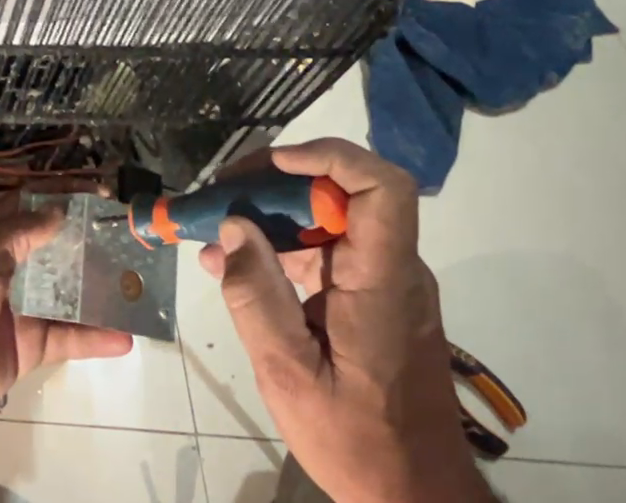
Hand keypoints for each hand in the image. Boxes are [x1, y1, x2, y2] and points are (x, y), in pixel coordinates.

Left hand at [0, 196, 133, 431]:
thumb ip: (19, 232)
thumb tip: (59, 210)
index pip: (26, 206)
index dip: (58, 196)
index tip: (97, 193)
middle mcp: (4, 268)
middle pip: (50, 247)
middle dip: (84, 240)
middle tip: (126, 235)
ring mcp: (17, 308)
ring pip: (64, 292)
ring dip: (96, 287)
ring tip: (136, 282)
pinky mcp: (27, 345)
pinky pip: (66, 337)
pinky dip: (94, 337)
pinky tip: (125, 336)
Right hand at [199, 138, 489, 502]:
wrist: (415, 496)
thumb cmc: (358, 441)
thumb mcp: (289, 375)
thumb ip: (256, 298)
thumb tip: (230, 226)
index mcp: (382, 282)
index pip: (382, 188)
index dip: (330, 157)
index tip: (272, 165)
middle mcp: (391, 271)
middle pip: (343, 194)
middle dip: (274, 184)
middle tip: (217, 195)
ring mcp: (382, 284)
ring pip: (328, 221)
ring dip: (268, 216)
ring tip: (210, 228)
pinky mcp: (370, 300)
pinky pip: (323, 253)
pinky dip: (277, 250)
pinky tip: (230, 266)